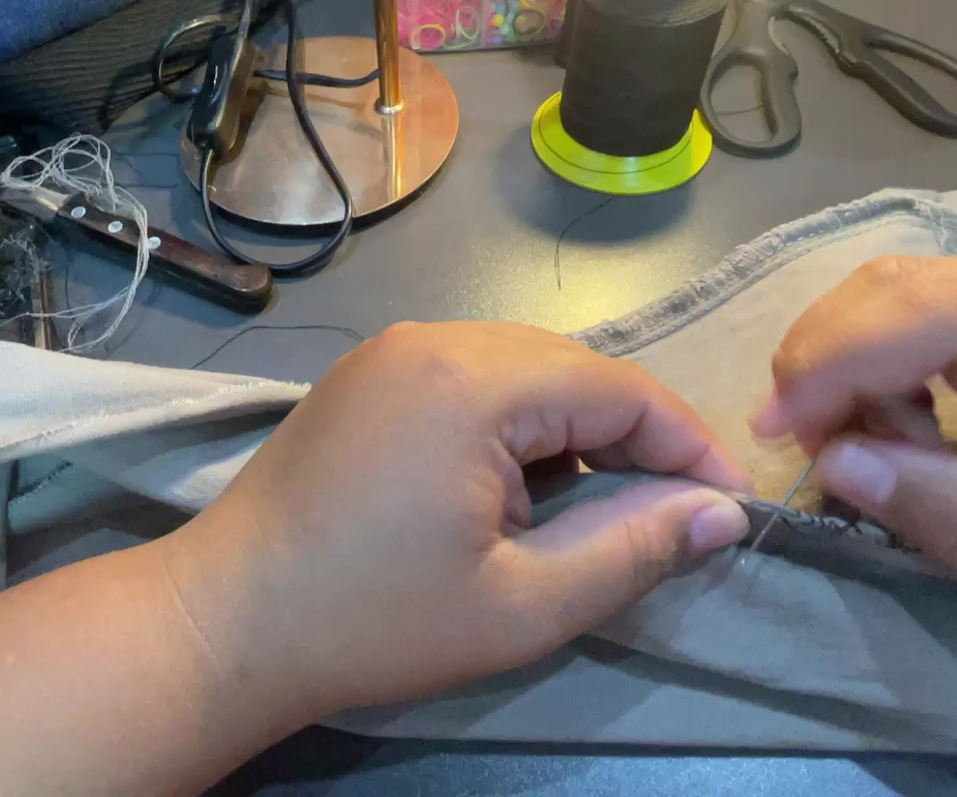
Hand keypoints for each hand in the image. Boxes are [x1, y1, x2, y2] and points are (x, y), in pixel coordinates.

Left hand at [160, 321, 750, 721]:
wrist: (232, 614)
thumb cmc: (374, 618)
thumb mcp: (521, 602)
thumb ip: (631, 547)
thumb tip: (718, 512)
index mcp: (468, 377)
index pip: (613, 384)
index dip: (682, 441)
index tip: (724, 507)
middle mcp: (426, 339)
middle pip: (563, 366)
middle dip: (624, 432)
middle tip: (658, 512)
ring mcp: (386, 351)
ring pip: (513, 367)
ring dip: (562, 426)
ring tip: (577, 507)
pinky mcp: (362, 374)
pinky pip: (462, 375)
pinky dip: (503, 419)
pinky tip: (502, 483)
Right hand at [752, 256, 956, 728]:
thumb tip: (835, 461)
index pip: (950, 317)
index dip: (839, 357)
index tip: (782, 436)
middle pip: (913, 284)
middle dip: (825, 354)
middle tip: (807, 445)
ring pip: (911, 289)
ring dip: (843, 357)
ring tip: (847, 440)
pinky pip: (932, 315)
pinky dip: (876, 361)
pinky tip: (895, 423)